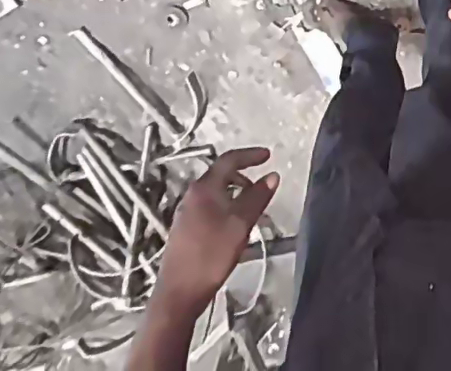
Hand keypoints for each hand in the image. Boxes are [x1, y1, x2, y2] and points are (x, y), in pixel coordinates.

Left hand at [156, 147, 278, 306]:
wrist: (177, 296)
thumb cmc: (211, 255)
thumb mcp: (241, 224)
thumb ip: (258, 197)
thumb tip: (272, 175)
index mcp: (204, 188)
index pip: (229, 160)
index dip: (250, 155)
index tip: (268, 155)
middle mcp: (192, 196)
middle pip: (221, 175)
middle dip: (244, 176)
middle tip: (262, 185)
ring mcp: (185, 214)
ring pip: (216, 193)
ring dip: (236, 194)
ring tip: (252, 208)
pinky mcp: (184, 230)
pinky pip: (210, 207)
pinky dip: (226, 207)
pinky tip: (235, 225)